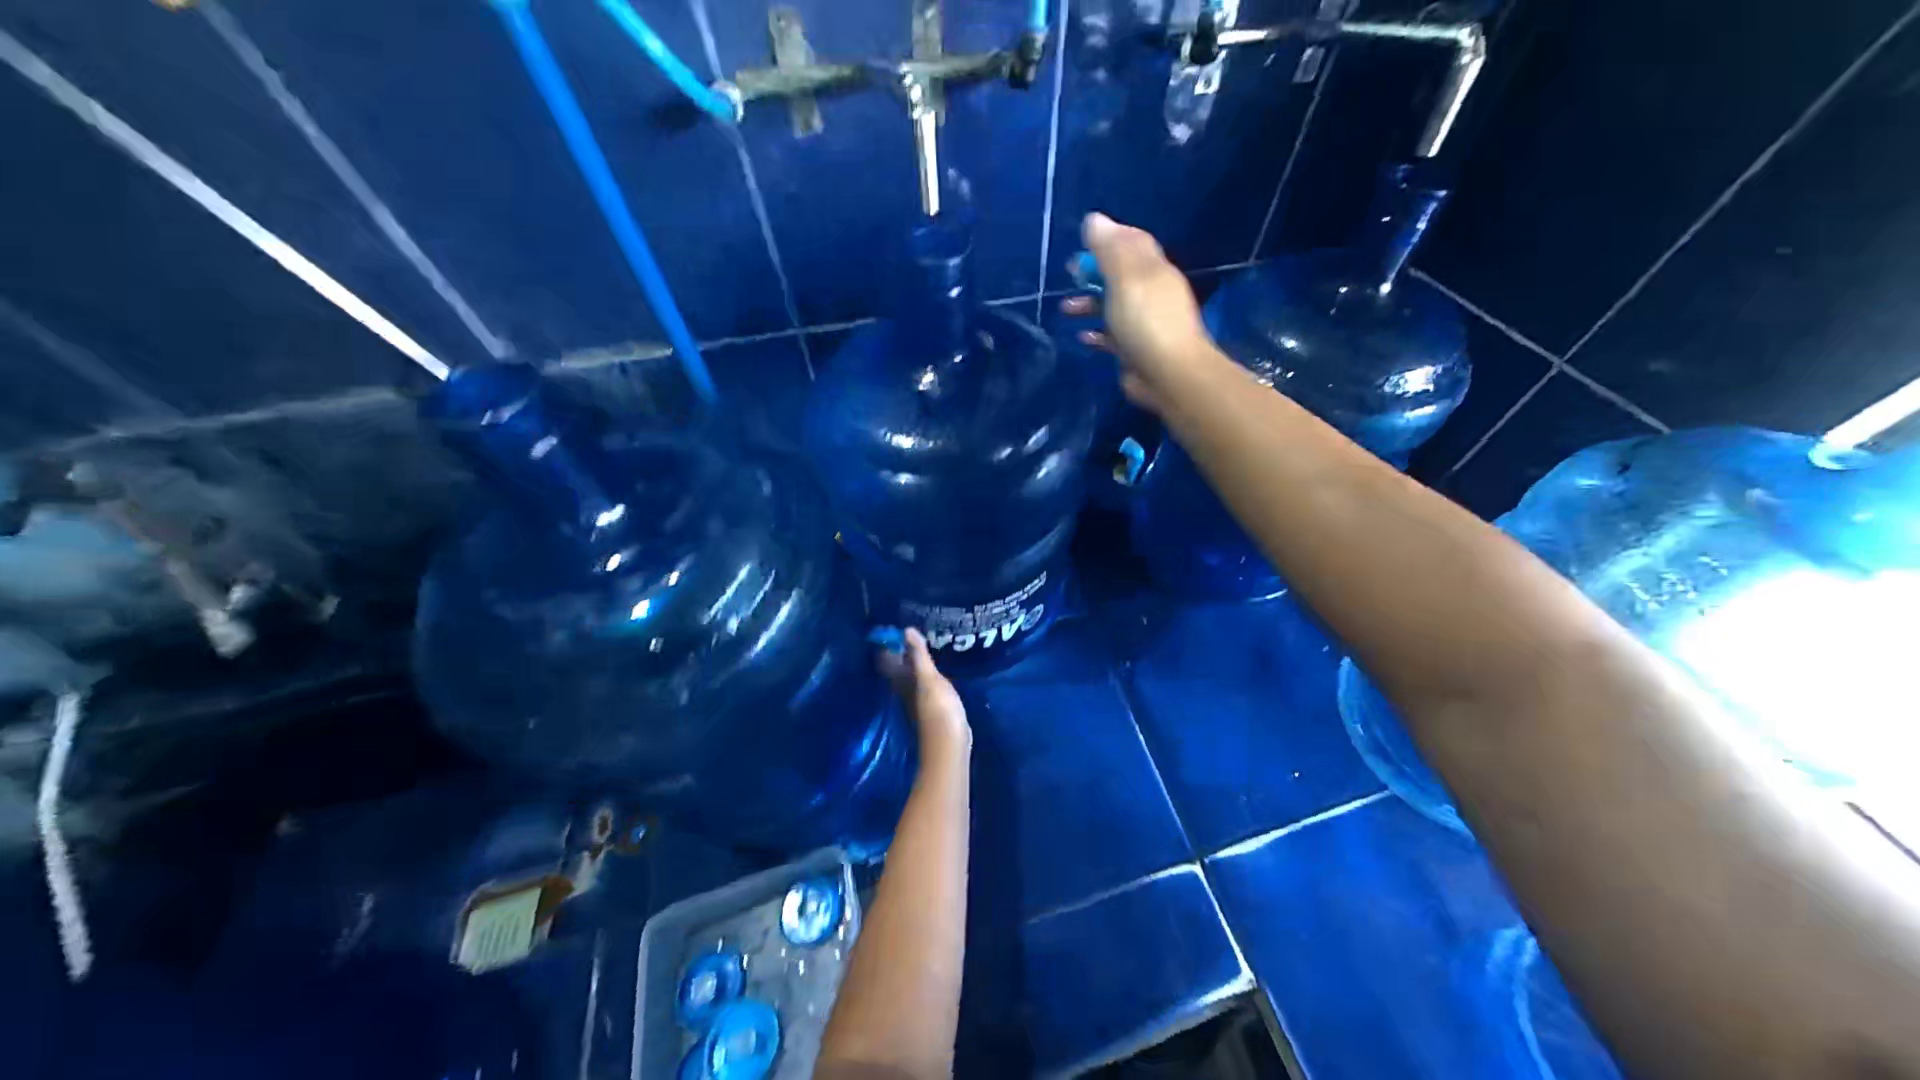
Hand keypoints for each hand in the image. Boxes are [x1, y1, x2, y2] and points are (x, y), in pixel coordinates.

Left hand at [878, 628, 970, 761]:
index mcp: (902, 681)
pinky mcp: (930, 709)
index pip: (888, 661)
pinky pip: (921, 687)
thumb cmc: (938, 709)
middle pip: (897, 670)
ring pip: (909, 678)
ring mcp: (917, 701)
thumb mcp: (929, 679)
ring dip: (912, 665)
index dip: (888, 646)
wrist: (950, 745)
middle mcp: (905, 691)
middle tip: (908, 636)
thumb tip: (906, 630)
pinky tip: (933, 673)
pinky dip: (923, 677)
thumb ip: (919, 656)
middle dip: (900, 654)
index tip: (891, 630)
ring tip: (922, 649)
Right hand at [1060, 213, 1213, 411]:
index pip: (1133, 242)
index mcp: (1153, 269)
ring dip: (1089, 303)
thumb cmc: (1145, 322)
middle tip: (1070, 273)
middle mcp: (1151, 292)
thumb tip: (1094, 219)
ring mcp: (1144, 322)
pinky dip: (1096, 332)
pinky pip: (1112, 336)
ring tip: (1066, 309)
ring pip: (1113, 305)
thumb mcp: (1125, 279)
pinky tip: (1082, 336)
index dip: (1109, 237)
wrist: (1168, 374)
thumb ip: (1109, 250)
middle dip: (1094, 271)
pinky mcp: (1135, 349)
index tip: (1083, 241)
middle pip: (1120, 273)